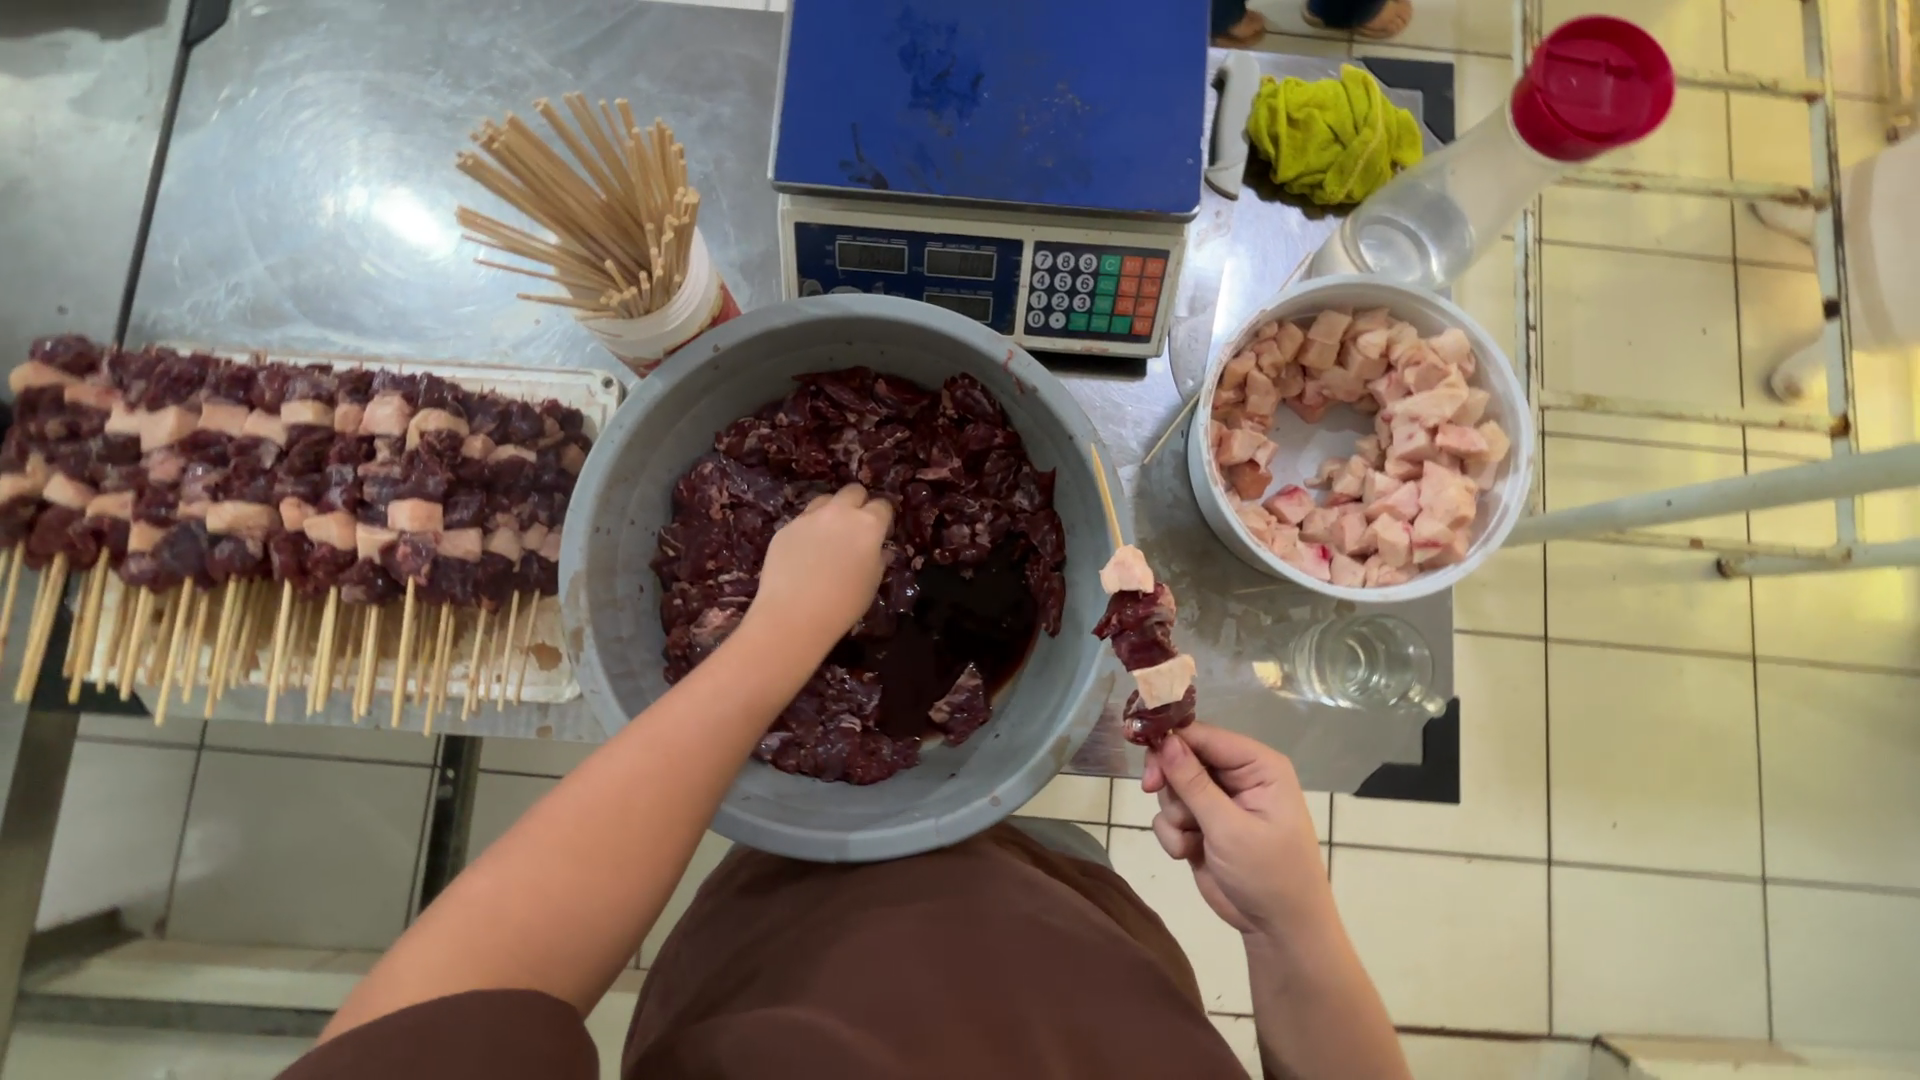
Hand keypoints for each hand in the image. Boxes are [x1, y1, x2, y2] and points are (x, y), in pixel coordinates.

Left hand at [748, 484, 893, 648]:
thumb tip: (880, 550)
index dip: (883, 518)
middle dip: (858, 504)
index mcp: (868, 525)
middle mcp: (839, 513)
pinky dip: (809, 529)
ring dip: (832, 511)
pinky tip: (805, 552)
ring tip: (829, 535)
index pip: (883, 506)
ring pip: (825, 500)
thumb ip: (878, 559)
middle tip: (856, 527)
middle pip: (853, 491)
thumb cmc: (844, 604)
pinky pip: (803, 519)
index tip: (881, 533)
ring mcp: (809, 517)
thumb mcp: (872, 583)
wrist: (794, 614)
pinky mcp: (786, 527)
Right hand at [1142, 723, 1331, 939]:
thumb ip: (1194, 782)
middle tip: (1149, 789)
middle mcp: (1238, 776)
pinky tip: (1187, 853)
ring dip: (1173, 814)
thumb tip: (1166, 740)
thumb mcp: (1230, 828)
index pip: (1205, 735)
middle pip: (1183, 756)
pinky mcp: (1202, 825)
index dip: (1171, 739)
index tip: (1140, 746)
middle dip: (1168, 779)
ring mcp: (1219, 802)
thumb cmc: (1268, 875)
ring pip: (1172, 787)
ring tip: (1189, 839)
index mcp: (1258, 766)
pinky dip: (1172, 834)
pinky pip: (1170, 815)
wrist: (1278, 932)